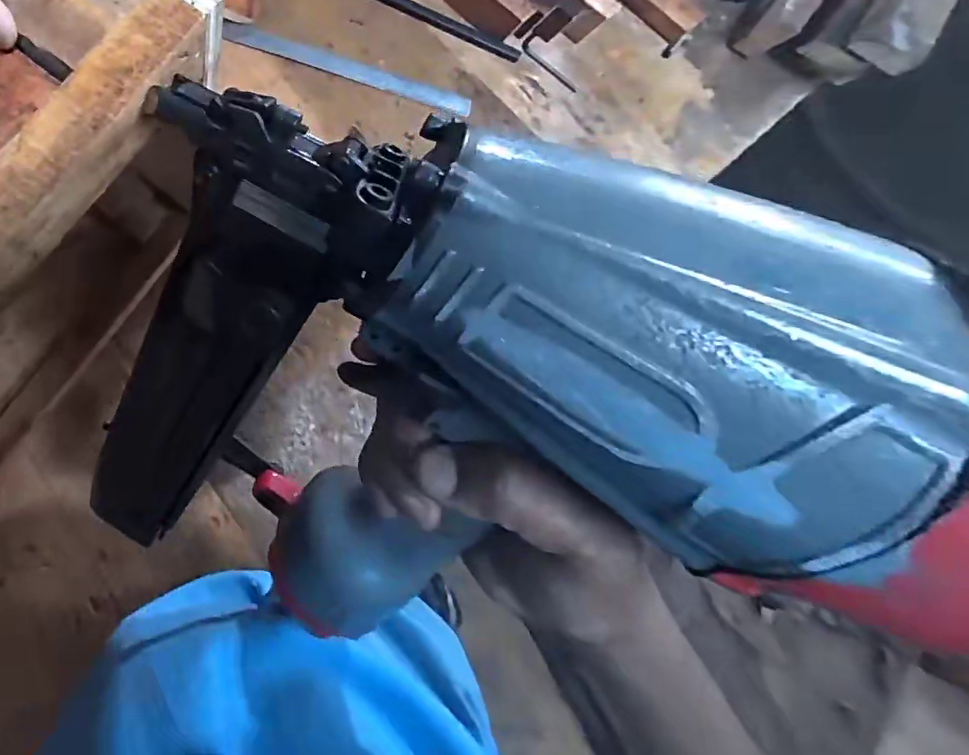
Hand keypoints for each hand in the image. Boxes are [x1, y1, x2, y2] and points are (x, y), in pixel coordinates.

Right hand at [349, 361, 660, 643]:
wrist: (578, 619)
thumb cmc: (599, 573)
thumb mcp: (578, 535)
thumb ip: (511, 491)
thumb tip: (426, 460)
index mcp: (536, 405)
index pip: (468, 357)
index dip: (416, 348)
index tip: (369, 355)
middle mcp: (492, 408)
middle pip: (416, 387)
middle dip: (398, 432)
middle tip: (415, 492)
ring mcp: (458, 437)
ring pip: (391, 421)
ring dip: (389, 466)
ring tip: (418, 515)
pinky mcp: (434, 466)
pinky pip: (382, 453)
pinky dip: (380, 481)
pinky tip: (398, 511)